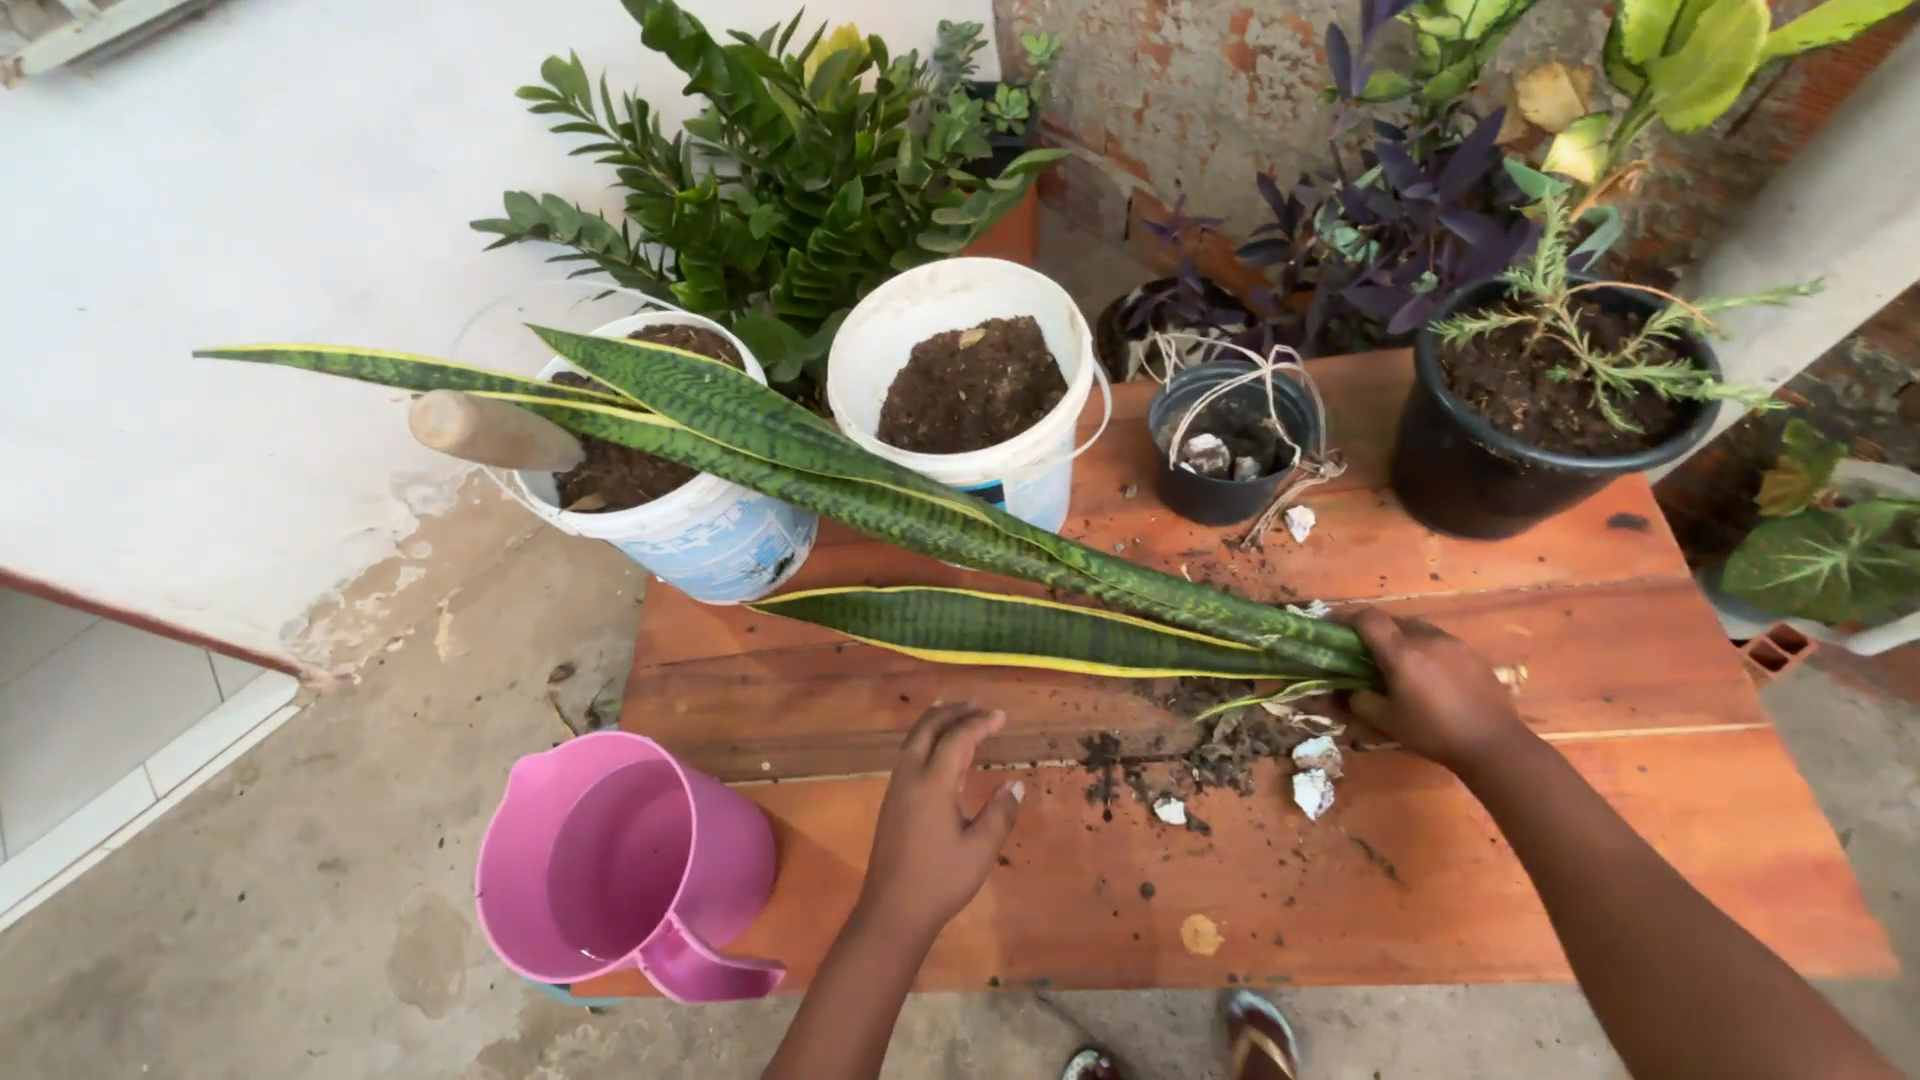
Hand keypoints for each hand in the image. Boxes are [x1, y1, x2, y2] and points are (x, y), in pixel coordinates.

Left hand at [854, 702, 1023, 943]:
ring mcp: (897, 788)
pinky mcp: (892, 801)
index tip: (1001, 716)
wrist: (892, 910)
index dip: (979, 723)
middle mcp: (910, 776)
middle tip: (977, 705)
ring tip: (956, 715)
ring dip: (936, 722)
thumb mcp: (981, 850)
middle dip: (952, 712)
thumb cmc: (941, 880)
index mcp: (933, 783)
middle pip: (928, 729)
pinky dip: (926, 740)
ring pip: (914, 740)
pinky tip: (939, 751)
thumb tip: (1015, 785)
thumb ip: (1000, 813)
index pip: (957, 738)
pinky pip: (908, 755)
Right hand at [1348, 609, 1530, 771]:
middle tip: (1366, 653)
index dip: (1347, 618)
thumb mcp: (1386, 721)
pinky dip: (1425, 649)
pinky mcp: (1472, 653)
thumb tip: (1349, 691)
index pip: (1368, 618)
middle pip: (1393, 620)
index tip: (1334, 627)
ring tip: (1400, 663)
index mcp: (1401, 652)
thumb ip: (1359, 701)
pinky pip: (1439, 641)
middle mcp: (1426, 638)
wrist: (1494, 743)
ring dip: (1401, 639)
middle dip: (1375, 631)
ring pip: (1417, 629)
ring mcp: (1453, 643)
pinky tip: (1430, 675)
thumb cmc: (1433, 731)